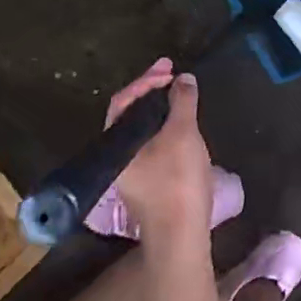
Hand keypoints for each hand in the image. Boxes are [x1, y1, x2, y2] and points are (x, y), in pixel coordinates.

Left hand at [104, 58, 213, 240]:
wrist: (181, 232)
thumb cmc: (177, 179)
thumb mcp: (183, 132)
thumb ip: (182, 101)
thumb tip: (183, 79)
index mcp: (116, 143)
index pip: (123, 100)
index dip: (145, 80)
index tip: (169, 69)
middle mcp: (117, 156)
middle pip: (130, 114)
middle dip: (152, 91)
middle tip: (174, 75)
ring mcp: (132, 170)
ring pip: (142, 129)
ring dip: (160, 108)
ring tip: (180, 94)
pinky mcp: (148, 181)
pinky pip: (151, 142)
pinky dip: (165, 126)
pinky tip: (182, 124)